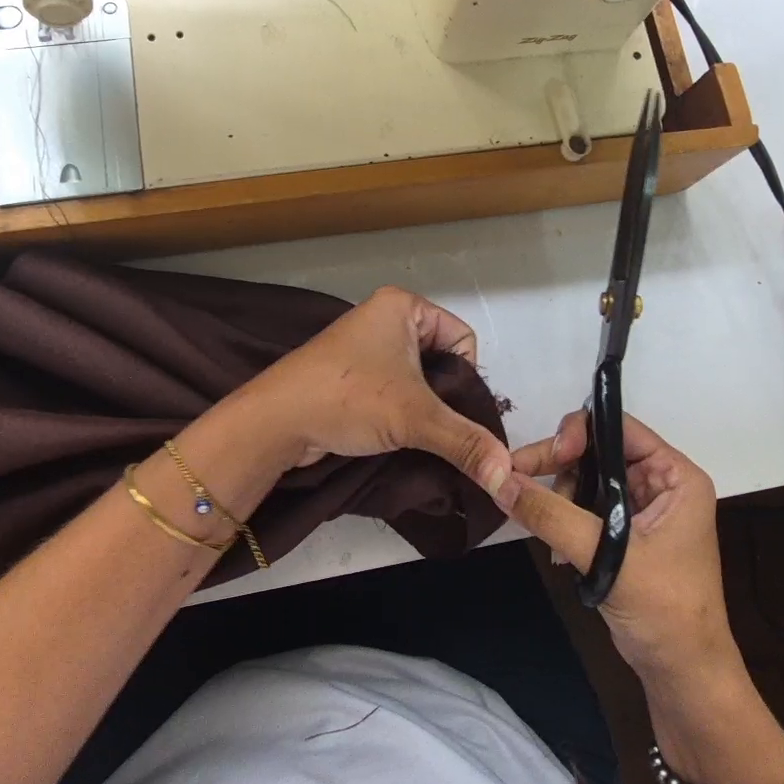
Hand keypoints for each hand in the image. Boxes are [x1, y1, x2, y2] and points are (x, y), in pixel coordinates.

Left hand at [233, 286, 516, 498]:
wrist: (275, 421)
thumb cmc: (348, 398)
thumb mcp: (415, 418)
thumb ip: (466, 443)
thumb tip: (509, 477)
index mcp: (402, 305)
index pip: (463, 340)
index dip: (465, 378)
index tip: (451, 409)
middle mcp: (384, 319)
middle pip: (442, 362)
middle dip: (444, 399)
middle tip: (438, 429)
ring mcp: (364, 348)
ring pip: (417, 381)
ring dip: (423, 411)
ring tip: (418, 436)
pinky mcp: (350, 377)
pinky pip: (393, 391)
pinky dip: (401, 415)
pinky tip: (400, 439)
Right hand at [506, 411, 730, 678]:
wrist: (682, 673)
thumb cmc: (663, 608)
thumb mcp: (607, 554)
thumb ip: (551, 513)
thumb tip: (497, 479)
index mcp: (675, 476)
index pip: (618, 427)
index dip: (577, 434)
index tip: (542, 461)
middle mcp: (659, 484)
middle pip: (596, 450)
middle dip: (558, 468)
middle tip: (518, 484)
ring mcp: (641, 509)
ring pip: (584, 478)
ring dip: (558, 499)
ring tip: (547, 534)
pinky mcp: (623, 533)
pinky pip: (583, 507)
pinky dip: (563, 520)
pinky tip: (556, 549)